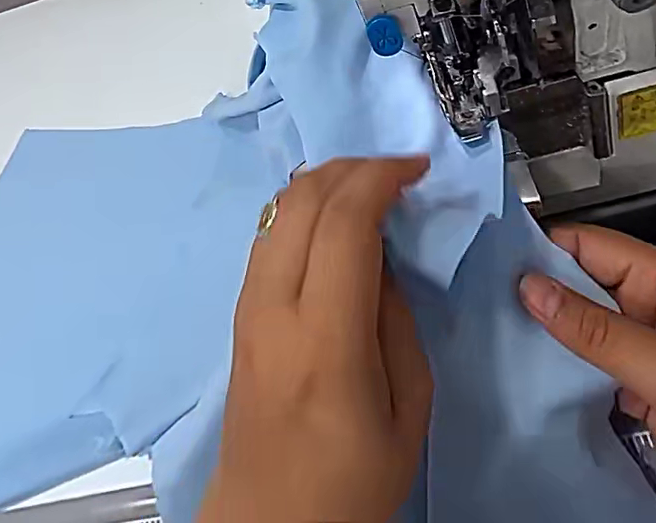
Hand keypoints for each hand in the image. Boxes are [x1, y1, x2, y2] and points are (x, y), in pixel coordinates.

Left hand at [199, 156, 432, 522]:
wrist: (267, 522)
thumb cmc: (350, 480)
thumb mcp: (407, 407)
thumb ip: (396, 317)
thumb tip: (380, 257)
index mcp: (325, 338)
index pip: (345, 223)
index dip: (381, 179)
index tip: (416, 169)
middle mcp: (274, 306)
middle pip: (303, 198)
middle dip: (354, 167)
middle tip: (396, 170)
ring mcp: (247, 302)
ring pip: (279, 206)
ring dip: (326, 179)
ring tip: (368, 184)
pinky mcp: (239, 306)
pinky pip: (271, 230)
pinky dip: (304, 204)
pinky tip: (332, 214)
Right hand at [518, 225, 655, 522]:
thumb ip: (599, 330)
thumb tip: (533, 287)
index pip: (587, 244)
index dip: (540, 246)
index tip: (491, 256)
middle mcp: (652, 306)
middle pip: (578, 282)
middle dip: (536, 288)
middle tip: (484, 297)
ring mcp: (646, 348)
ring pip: (580, 324)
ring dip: (546, 329)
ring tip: (497, 330)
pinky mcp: (642, 387)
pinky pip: (590, 363)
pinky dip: (563, 365)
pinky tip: (532, 370)